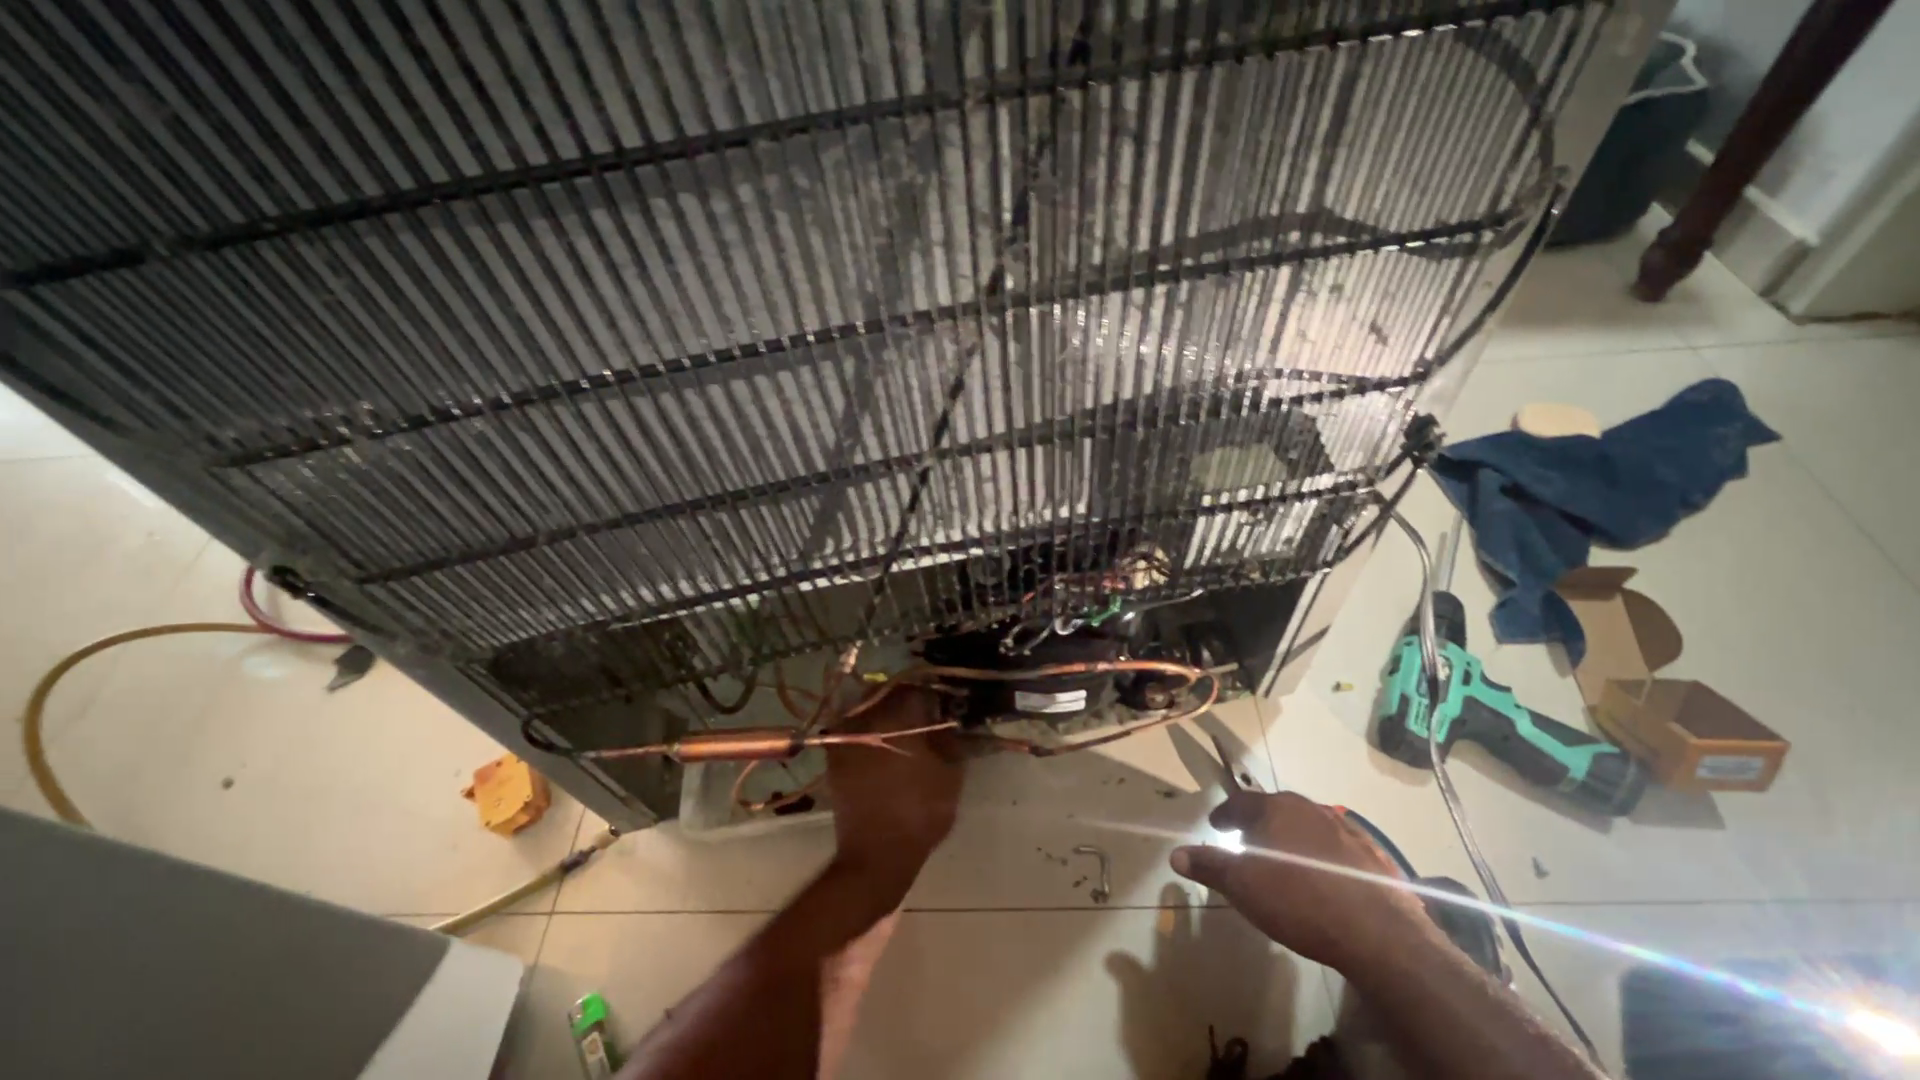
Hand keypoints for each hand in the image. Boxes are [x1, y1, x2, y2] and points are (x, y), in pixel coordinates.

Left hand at [825, 685, 963, 880]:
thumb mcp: (951, 773)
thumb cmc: (921, 811)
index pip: (917, 688)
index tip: (943, 704)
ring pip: (865, 708)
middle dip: (905, 698)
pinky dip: (867, 731)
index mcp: (896, 715)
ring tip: (902, 729)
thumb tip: (946, 720)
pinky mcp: (833, 758)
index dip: (933, 694)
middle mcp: (865, 717)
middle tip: (922, 713)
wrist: (877, 854)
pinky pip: (852, 730)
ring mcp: (843, 737)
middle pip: (886, 692)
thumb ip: (950, 739)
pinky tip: (884, 746)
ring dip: (883, 712)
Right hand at [1170, 791, 1437, 971]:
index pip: (1240, 802)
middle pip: (1276, 810)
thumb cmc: (1297, 902)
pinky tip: (1324, 881)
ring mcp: (1346, 830)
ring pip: (1308, 827)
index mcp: (1275, 810)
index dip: (1225, 815)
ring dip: (1292, 839)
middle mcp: (1310, 810)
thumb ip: (1209, 866)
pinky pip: (1338, 848)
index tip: (1216, 826)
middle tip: (1247, 843)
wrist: (1377, 932)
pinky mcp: (1372, 855)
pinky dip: (1323, 857)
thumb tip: (1176, 853)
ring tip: (1284, 864)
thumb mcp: (1242, 887)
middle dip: (1259, 824)